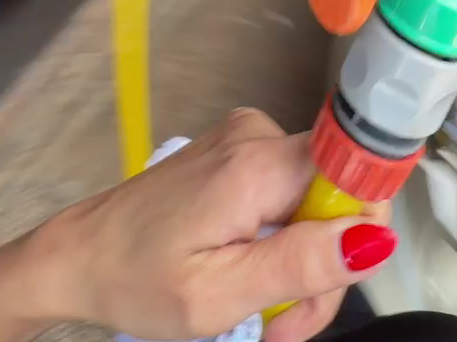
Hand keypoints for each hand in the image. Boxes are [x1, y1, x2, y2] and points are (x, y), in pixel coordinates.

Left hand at [32, 107, 394, 341]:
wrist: (82, 253)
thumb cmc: (138, 278)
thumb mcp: (218, 294)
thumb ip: (299, 264)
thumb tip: (374, 237)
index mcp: (255, 163)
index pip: (353, 167)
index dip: (362, 222)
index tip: (333, 276)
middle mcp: (256, 133)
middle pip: (334, 195)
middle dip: (322, 266)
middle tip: (283, 324)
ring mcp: (246, 136)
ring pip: (313, 200)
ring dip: (300, 260)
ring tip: (259, 308)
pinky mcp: (238, 149)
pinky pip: (288, 192)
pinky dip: (280, 237)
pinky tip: (249, 271)